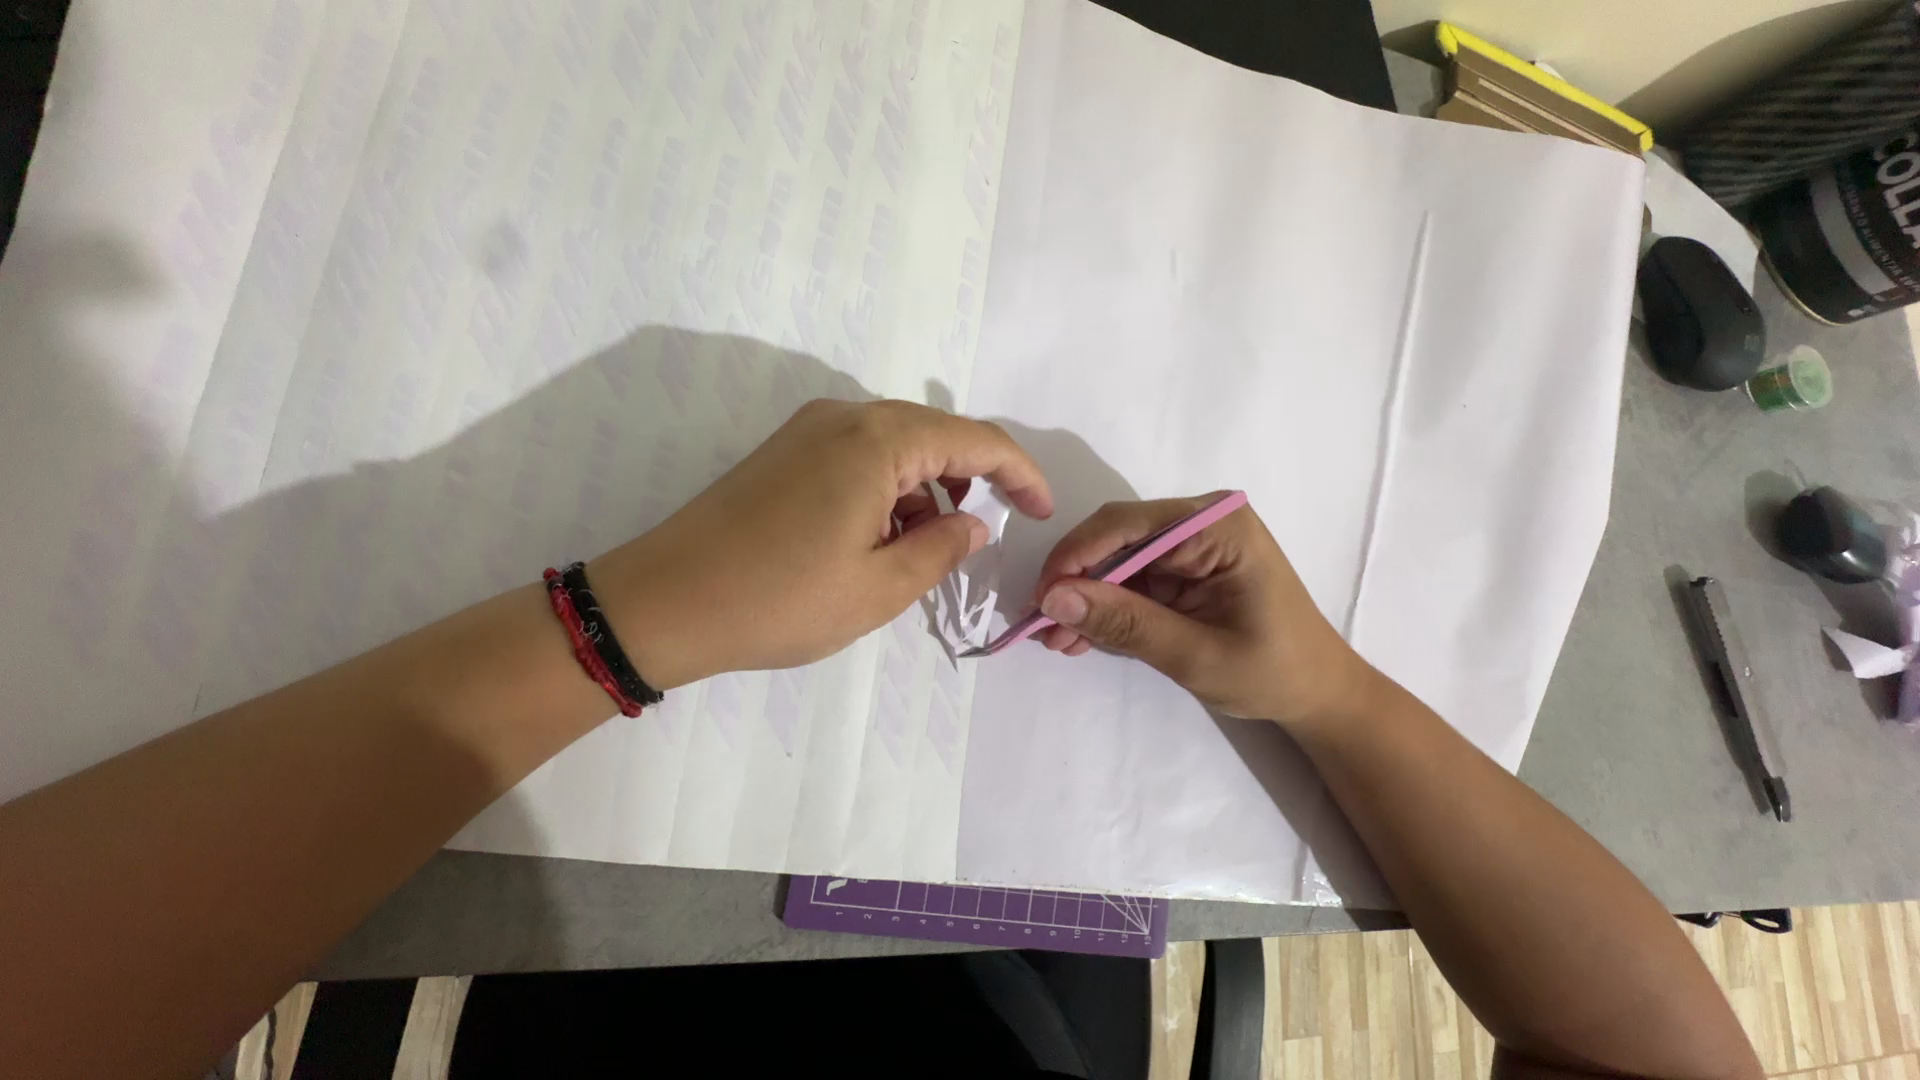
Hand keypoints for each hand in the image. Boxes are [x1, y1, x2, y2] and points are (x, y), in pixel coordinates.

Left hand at [589, 399, 1051, 688]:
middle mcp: (844, 417)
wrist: (663, 603)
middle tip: (979, 537)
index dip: (1020, 474)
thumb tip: (973, 524)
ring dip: (924, 489)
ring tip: (918, 550)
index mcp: (877, 441)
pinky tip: (875, 537)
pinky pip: (858, 456)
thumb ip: (941, 549)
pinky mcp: (784, 453)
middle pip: (935, 434)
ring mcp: (808, 431)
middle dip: (970, 482)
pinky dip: (885, 489)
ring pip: (896, 445)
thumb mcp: (880, 589)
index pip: (976, 440)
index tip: (1042, 512)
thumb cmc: (780, 599)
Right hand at [1031, 495, 1372, 726]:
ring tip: (1057, 640)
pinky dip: (1106, 608)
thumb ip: (1126, 623)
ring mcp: (1193, 545)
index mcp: (1218, 527)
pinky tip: (1082, 637)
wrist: (1317, 695)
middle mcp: (1203, 522)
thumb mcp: (1195, 654)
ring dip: (1085, 599)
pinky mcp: (1185, 569)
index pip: (1128, 524)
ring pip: (1117, 560)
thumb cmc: (1272, 673)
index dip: (1076, 556)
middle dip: (1076, 582)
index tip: (1041, 599)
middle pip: (1117, 538)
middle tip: (1042, 626)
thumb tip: (1053, 599)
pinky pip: (1131, 580)